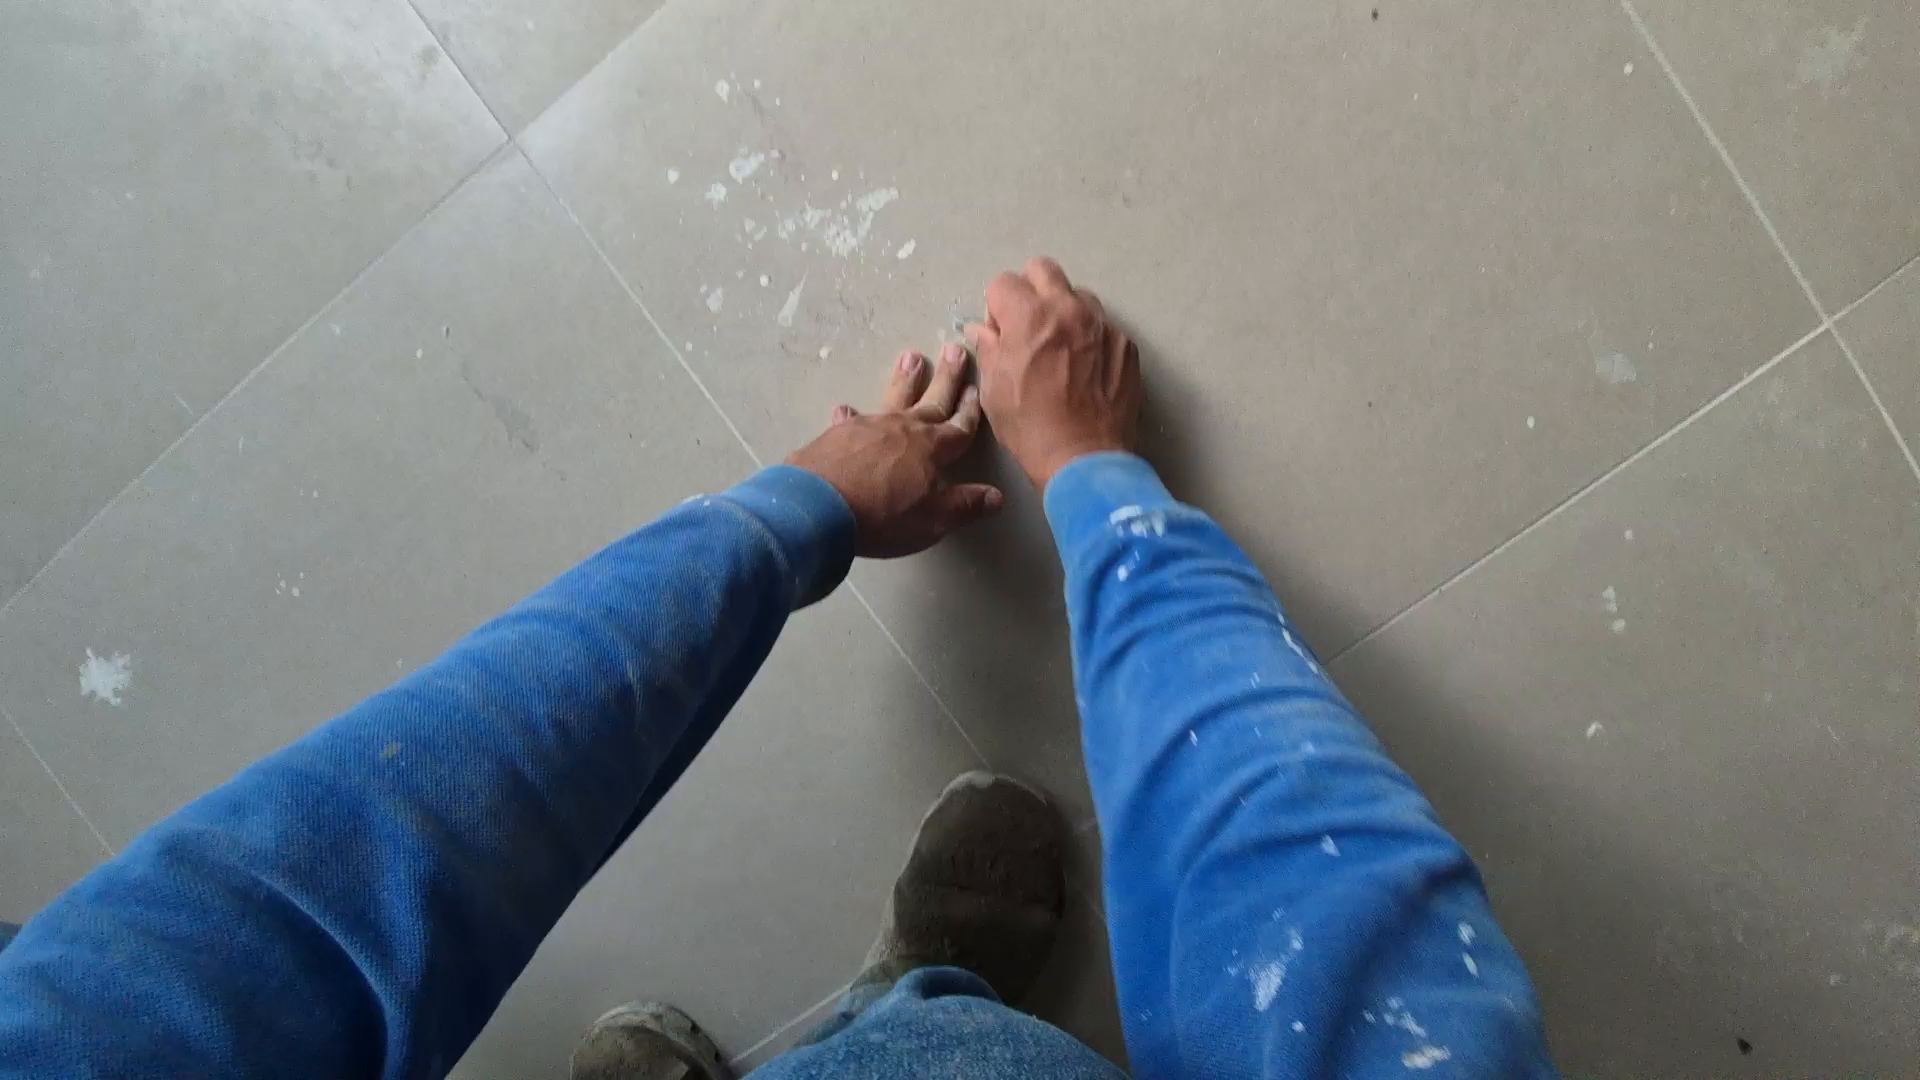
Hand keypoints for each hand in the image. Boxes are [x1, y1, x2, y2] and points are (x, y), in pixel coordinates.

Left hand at [787, 343, 1004, 557]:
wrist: (820, 507)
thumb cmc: (884, 515)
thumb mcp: (933, 519)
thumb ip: (964, 505)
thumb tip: (996, 496)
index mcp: (932, 448)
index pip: (960, 426)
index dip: (970, 410)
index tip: (976, 389)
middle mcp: (903, 429)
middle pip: (932, 400)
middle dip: (946, 378)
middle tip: (955, 349)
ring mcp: (869, 427)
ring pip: (893, 398)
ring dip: (904, 379)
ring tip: (911, 357)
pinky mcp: (838, 435)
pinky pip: (849, 420)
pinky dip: (851, 415)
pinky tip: (844, 409)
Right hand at [968, 257, 1141, 490]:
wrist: (1083, 459)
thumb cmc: (1029, 427)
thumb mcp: (993, 390)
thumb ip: (988, 348)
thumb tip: (984, 329)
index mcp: (1029, 316)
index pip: (1003, 282)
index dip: (996, 309)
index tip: (1000, 334)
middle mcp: (1069, 309)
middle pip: (1044, 270)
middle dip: (1029, 291)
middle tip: (1027, 327)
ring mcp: (1103, 325)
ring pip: (1078, 296)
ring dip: (1063, 311)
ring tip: (1060, 349)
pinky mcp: (1126, 346)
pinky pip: (1103, 327)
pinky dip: (1090, 339)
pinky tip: (1085, 371)